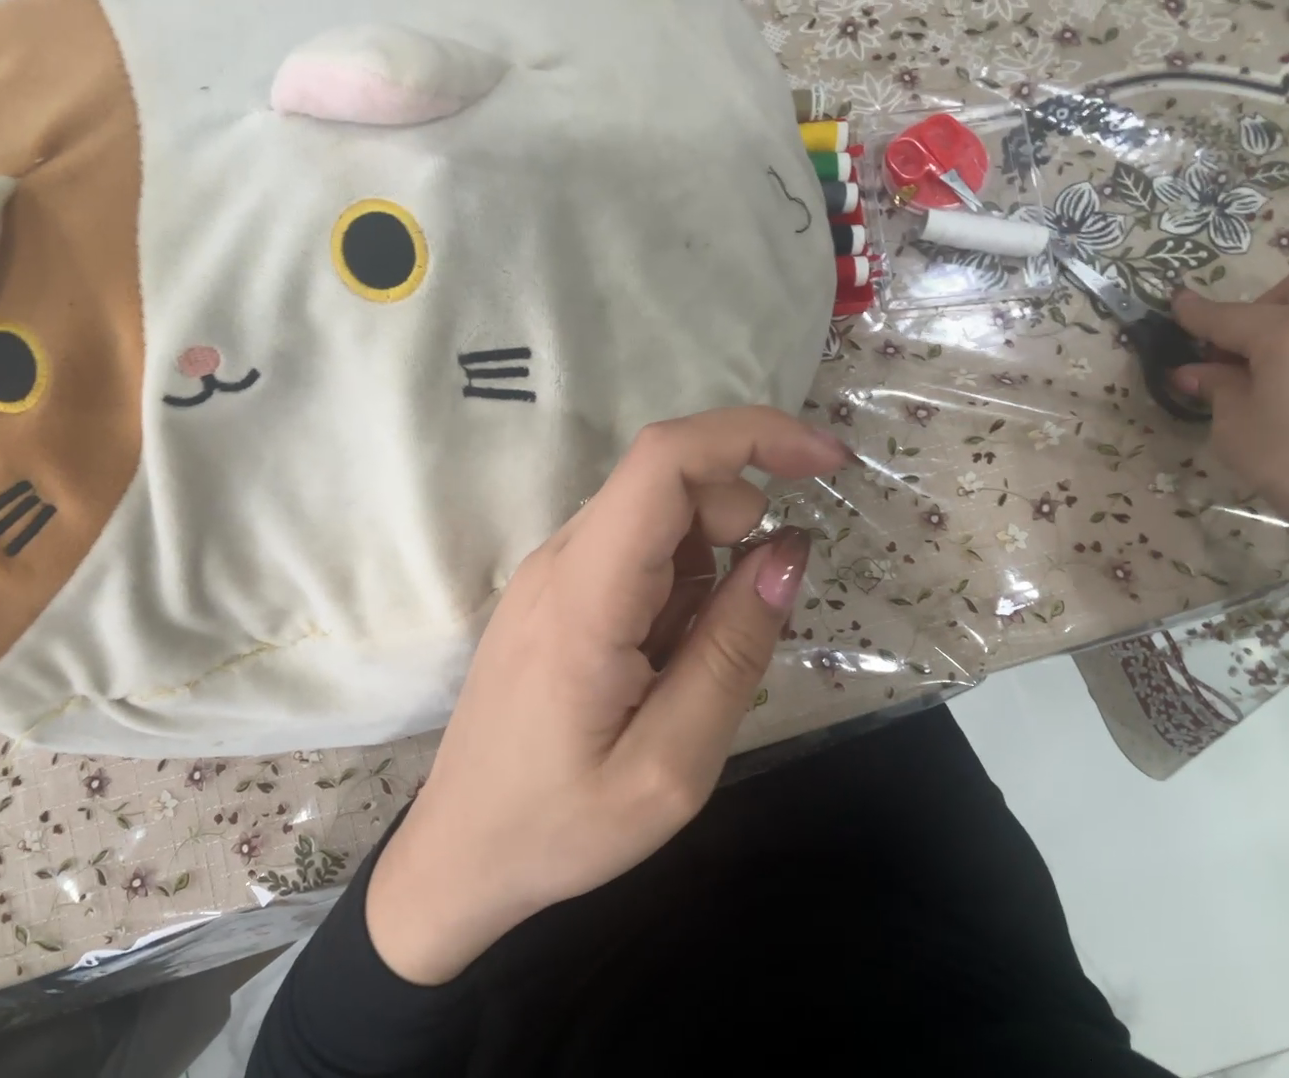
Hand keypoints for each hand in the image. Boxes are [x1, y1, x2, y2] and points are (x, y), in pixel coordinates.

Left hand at [365, 407, 846, 985]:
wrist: (460, 854)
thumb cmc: (560, 825)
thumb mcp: (672, 763)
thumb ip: (733, 651)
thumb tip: (789, 550)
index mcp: (583, 596)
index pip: (663, 460)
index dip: (753, 435)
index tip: (829, 464)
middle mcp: (557, 563)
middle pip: (665, 484)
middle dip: (737, 524)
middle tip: (747, 622)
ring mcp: (546, 578)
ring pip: (653, 522)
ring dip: (706, 567)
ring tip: (687, 672)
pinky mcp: (549, 599)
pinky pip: (630, 558)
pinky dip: (676, 590)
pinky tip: (659, 668)